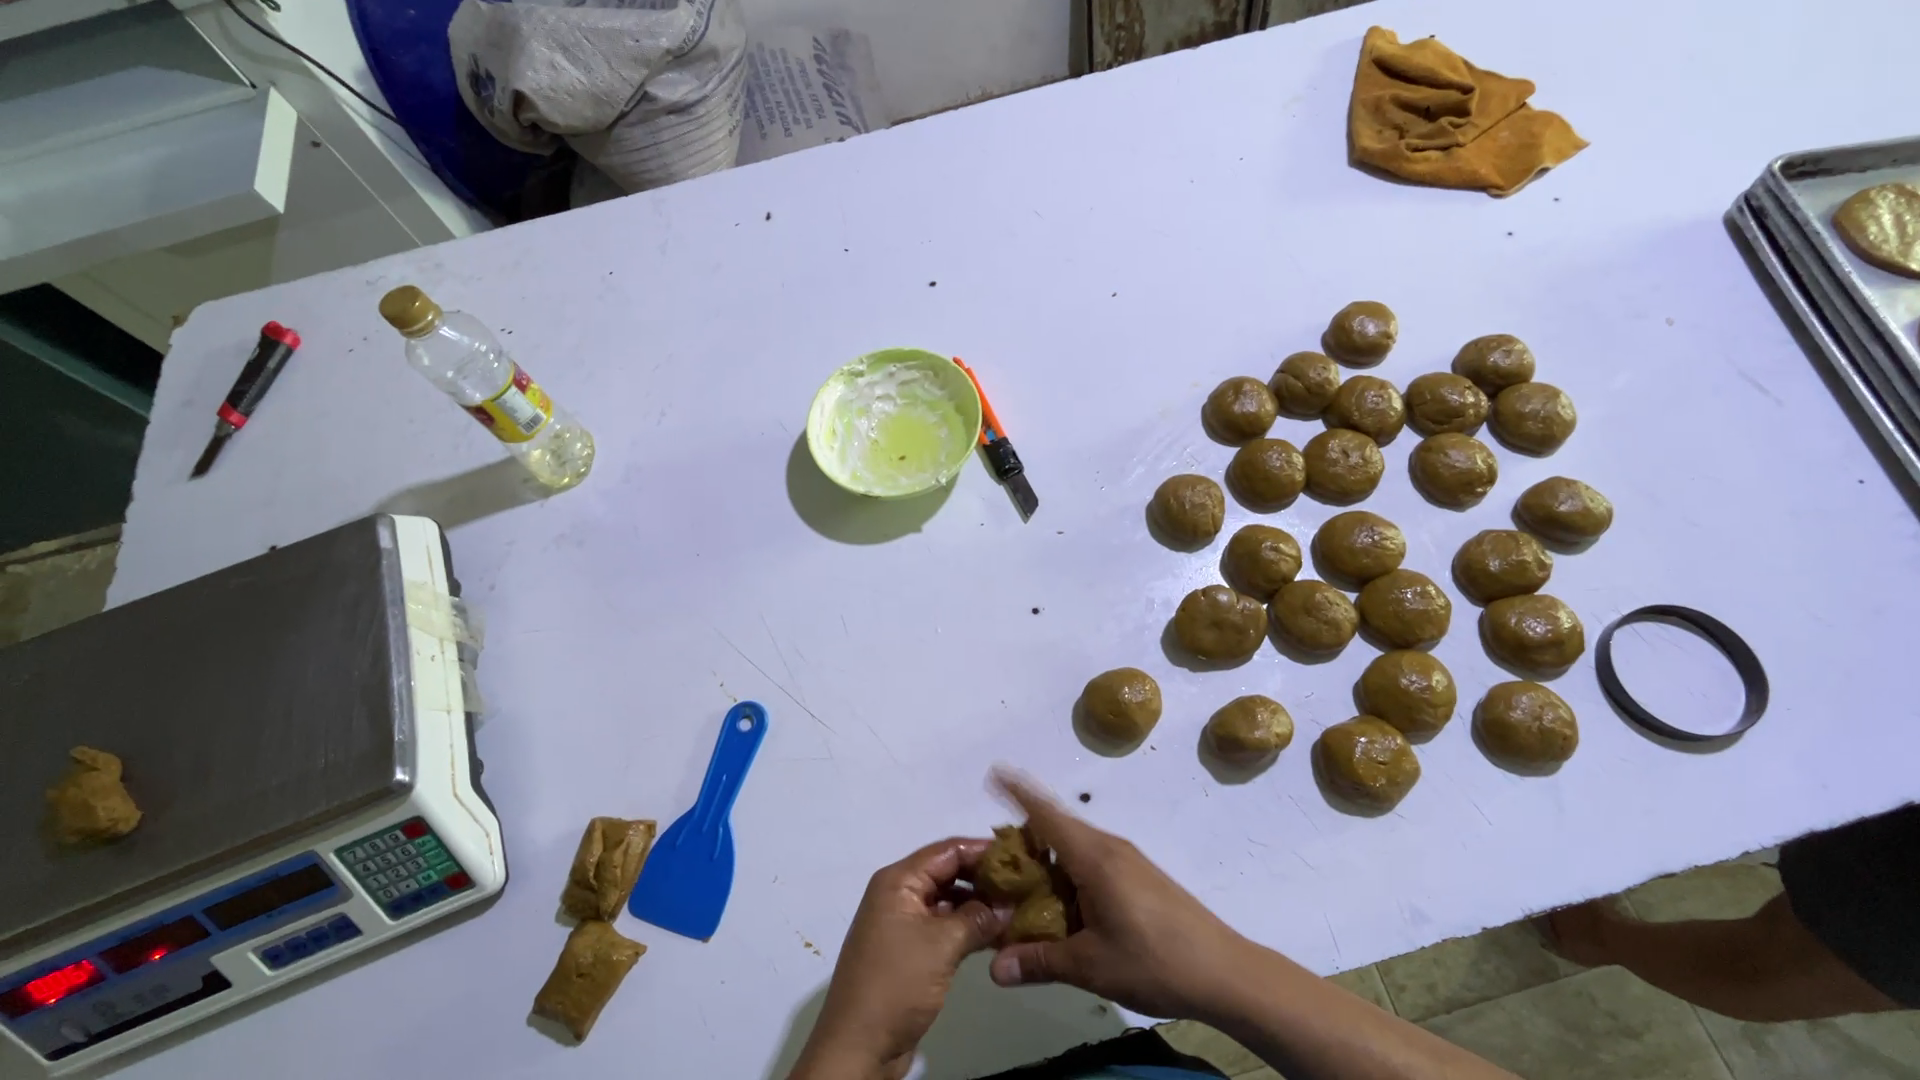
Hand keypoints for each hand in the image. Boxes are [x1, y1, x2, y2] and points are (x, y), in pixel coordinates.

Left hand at [791, 837, 1010, 1078]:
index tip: (1021, 855)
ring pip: (949, 901)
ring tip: (1020, 907)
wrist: (859, 1046)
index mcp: (898, 881)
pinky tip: (1000, 934)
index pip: (947, 851)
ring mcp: (904, 923)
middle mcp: (899, 894)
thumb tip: (1008, 904)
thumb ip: (977, 918)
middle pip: (948, 872)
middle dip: (984, 877)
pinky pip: (945, 926)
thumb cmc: (896, 983)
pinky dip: (969, 927)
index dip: (983, 850)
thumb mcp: (941, 945)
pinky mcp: (912, 950)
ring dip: (980, 904)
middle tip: (1025, 883)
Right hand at [987, 769, 1247, 1020]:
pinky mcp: (1140, 877)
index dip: (1019, 793)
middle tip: (992, 862)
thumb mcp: (1090, 966)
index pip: (1048, 814)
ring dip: (1047, 858)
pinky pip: (1092, 861)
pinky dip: (1068, 871)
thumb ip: (1040, 961)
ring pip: (1076, 846)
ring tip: (1019, 885)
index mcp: (1094, 858)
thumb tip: (993, 968)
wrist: (1225, 973)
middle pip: (1059, 828)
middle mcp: (1110, 848)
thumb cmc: (1154, 961)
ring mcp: (1128, 861)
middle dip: (1024, 837)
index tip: (994, 774)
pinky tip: (1061, 904)